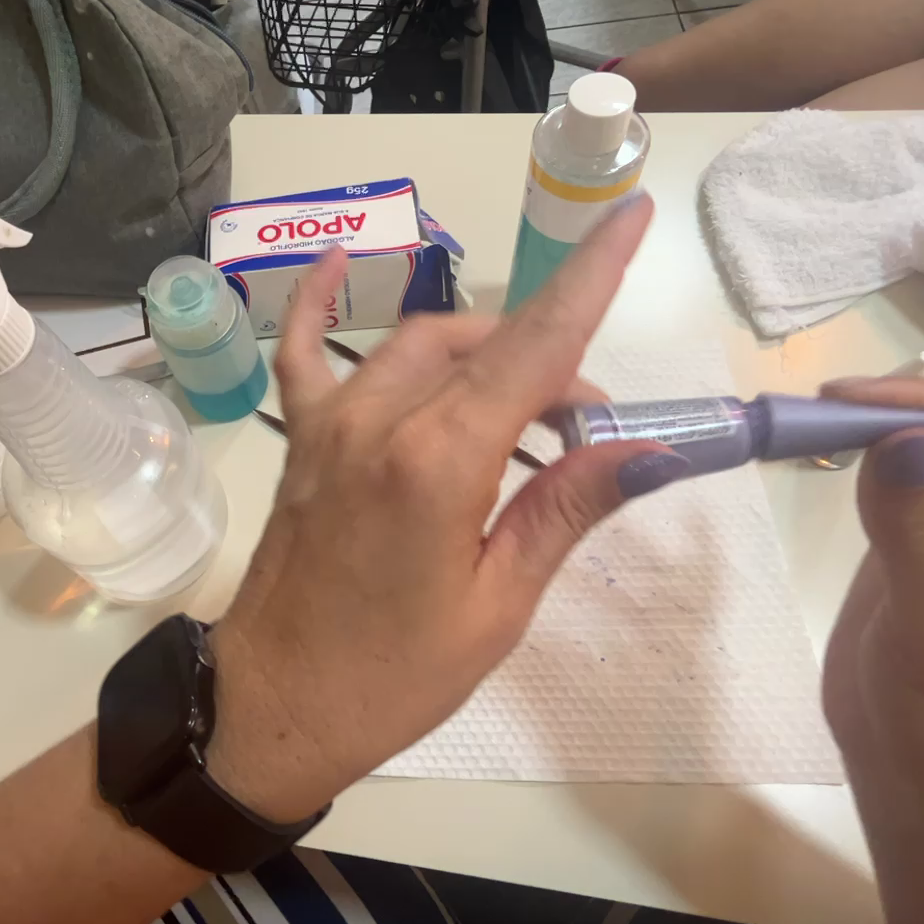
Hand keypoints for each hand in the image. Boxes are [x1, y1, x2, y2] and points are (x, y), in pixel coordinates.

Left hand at [204, 197, 686, 821]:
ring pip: (417, 344)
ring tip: (519, 397)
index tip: (631, 217)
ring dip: (480, 348)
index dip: (590, 278)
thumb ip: (563, 509)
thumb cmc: (394, 677)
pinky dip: (319, 304)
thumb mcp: (496, 605)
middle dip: (549, 359)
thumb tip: (646, 447)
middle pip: (483, 347)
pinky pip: (301, 352)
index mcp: (438, 462)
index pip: (533, 349)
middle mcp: (379, 421)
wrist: (276, 706)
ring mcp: (329, 423)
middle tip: (584, 423)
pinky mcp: (299, 440)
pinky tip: (340, 260)